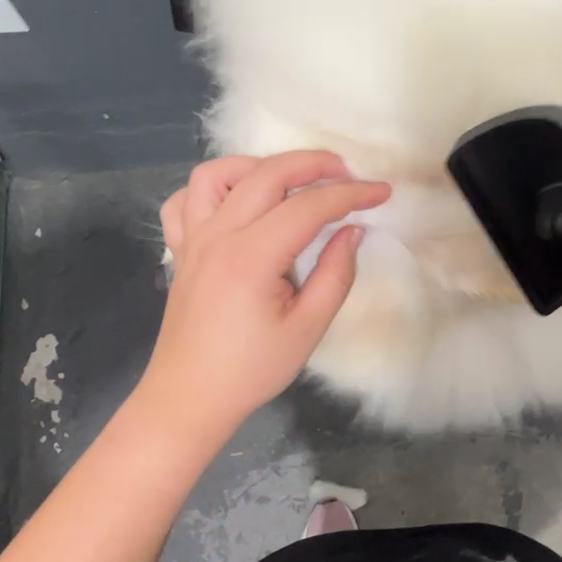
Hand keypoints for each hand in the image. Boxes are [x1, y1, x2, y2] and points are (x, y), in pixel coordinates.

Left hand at [143, 151, 390, 435]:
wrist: (189, 397)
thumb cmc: (251, 370)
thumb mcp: (308, 329)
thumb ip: (335, 275)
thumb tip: (352, 232)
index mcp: (251, 257)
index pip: (308, 206)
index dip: (350, 194)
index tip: (381, 193)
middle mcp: (218, 235)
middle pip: (267, 173)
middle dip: (314, 163)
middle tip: (348, 174)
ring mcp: (192, 238)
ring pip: (219, 173)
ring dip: (260, 166)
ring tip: (291, 183)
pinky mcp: (180, 249)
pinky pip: (186, 199)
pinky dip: (214, 189)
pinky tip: (238, 203)